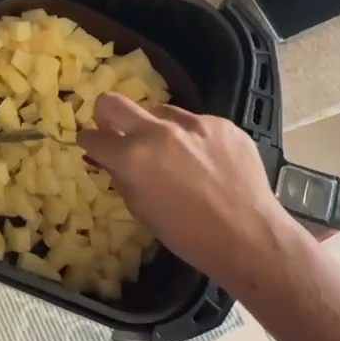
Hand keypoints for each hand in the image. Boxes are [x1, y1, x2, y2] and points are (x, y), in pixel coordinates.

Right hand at [77, 92, 309, 293]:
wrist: (250, 238)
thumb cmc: (189, 236)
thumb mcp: (142, 212)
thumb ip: (122, 178)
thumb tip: (112, 161)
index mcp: (133, 157)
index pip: (94, 137)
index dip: (89, 142)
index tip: (93, 146)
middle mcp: (158, 131)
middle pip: (113, 102)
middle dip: (107, 115)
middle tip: (117, 132)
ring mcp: (193, 123)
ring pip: (159, 110)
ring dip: (155, 127)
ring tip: (172, 153)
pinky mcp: (222, 124)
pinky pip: (195, 123)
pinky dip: (191, 137)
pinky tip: (205, 161)